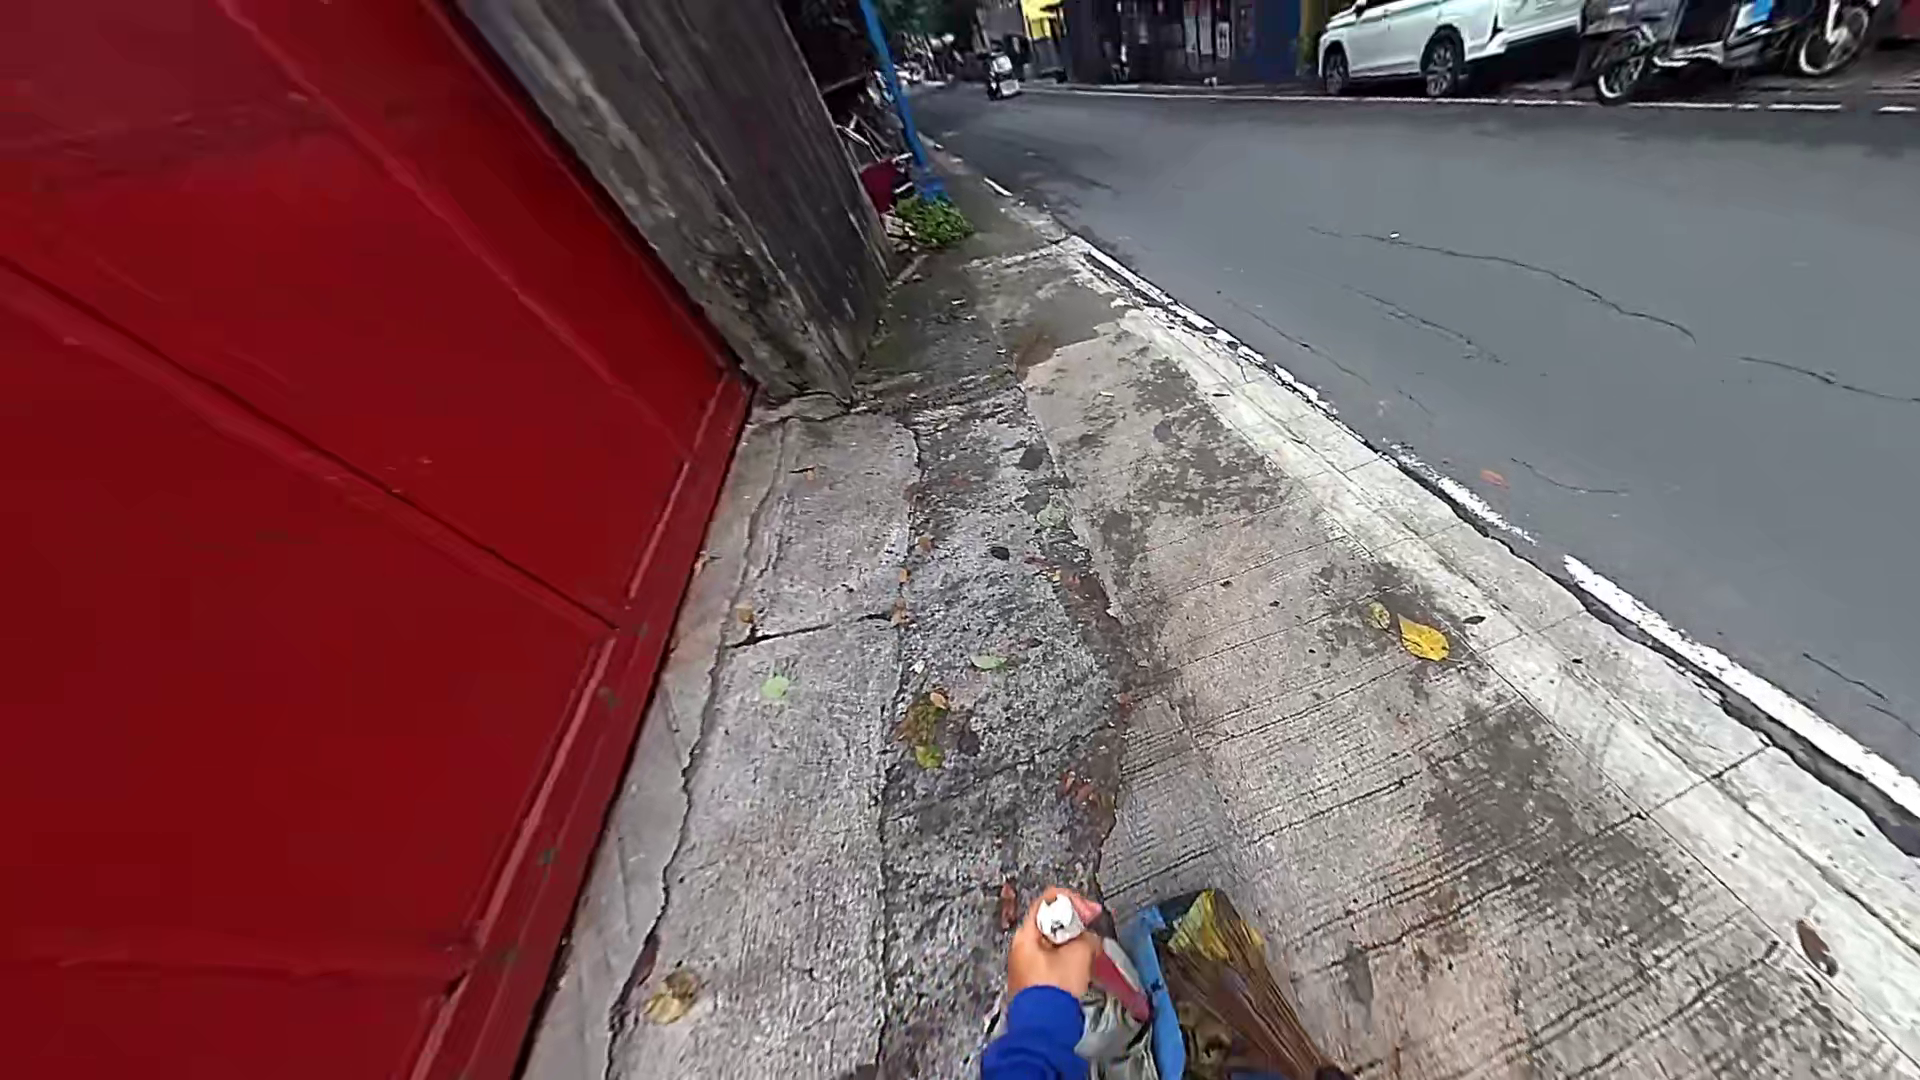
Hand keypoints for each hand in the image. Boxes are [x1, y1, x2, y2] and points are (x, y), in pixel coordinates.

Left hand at [1006, 887, 1104, 998]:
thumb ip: (1087, 938)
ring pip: (1051, 942)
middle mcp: (1020, 947)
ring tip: (1089, 947)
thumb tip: (1091, 937)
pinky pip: (1050, 960)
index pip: (1046, 902)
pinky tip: (1079, 967)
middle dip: (1072, 923)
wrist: (1044, 1032)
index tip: (1089, 911)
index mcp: (1025, 934)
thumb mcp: (1078, 956)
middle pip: (1048, 922)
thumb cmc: (1056, 989)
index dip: (1071, 901)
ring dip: (1071, 942)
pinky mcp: (1032, 983)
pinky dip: (1065, 958)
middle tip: (1091, 927)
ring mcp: (1024, 966)